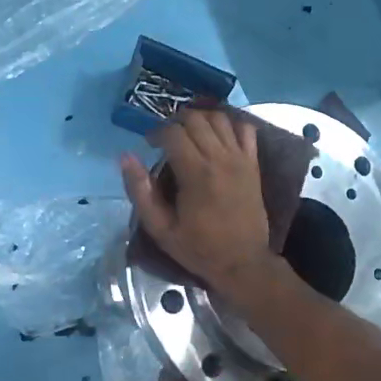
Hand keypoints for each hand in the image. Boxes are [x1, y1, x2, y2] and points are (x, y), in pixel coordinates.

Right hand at [120, 108, 272, 293]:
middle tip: (167, 138)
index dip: (156, 133)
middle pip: (196, 119)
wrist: (242, 262)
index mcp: (196, 173)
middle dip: (176, 121)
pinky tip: (218, 134)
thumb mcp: (161, 228)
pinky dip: (231, 124)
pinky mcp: (254, 164)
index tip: (150, 145)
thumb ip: (141, 192)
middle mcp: (220, 158)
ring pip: (220, 118)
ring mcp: (241, 158)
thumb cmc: (199, 248)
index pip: (173, 133)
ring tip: (190, 133)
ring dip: (201, 118)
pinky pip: (246, 129)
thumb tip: (126, 157)